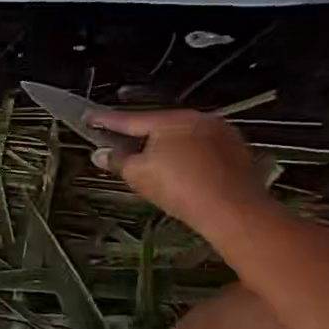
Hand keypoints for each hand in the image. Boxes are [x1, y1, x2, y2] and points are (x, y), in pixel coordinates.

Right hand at [86, 109, 271, 226]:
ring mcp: (225, 135)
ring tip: (146, 163)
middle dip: (137, 136)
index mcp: (174, 120)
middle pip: (159, 126)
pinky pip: (201, 149)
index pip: (129, 119)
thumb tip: (103, 154)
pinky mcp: (238, 153)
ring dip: (162, 147)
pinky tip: (175, 172)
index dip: (105, 121)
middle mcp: (203, 121)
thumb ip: (115, 159)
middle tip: (116, 145)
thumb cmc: (181, 187)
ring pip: (182, 137)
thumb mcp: (135, 173)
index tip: (90, 118)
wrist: (232, 210)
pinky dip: (184, 157)